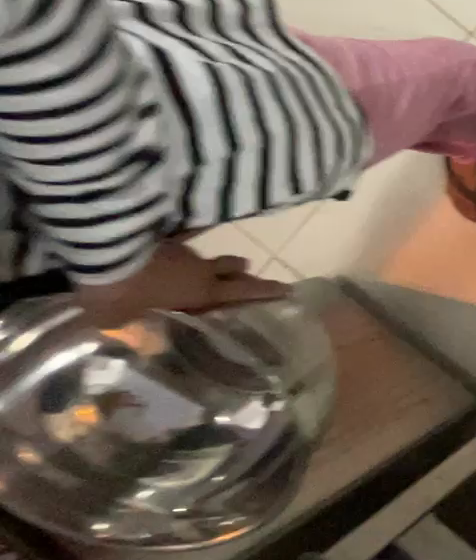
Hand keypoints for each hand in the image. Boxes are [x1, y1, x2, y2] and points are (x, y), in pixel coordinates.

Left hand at [74, 241, 286, 326]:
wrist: (104, 254)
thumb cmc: (122, 292)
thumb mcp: (118, 318)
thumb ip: (131, 319)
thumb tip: (132, 319)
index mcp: (202, 292)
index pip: (242, 292)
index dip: (265, 291)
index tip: (288, 289)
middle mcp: (202, 271)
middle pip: (233, 269)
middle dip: (241, 274)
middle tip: (244, 275)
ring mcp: (185, 252)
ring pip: (205, 259)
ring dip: (206, 265)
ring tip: (199, 269)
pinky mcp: (163, 239)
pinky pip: (177, 244)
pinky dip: (176, 249)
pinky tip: (167, 250)